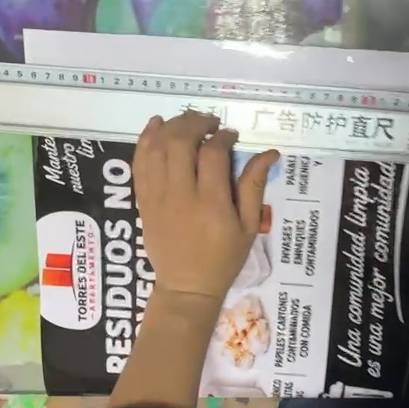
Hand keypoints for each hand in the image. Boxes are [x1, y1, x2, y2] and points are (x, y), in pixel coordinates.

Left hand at [133, 111, 278, 304]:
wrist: (187, 286)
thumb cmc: (223, 259)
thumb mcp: (248, 226)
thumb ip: (254, 186)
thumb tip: (269, 153)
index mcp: (211, 203)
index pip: (213, 153)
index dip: (223, 136)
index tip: (231, 136)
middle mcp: (181, 196)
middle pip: (180, 143)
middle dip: (195, 123)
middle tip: (209, 122)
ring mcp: (157, 198)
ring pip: (157, 148)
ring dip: (171, 126)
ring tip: (187, 121)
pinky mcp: (143, 201)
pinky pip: (139, 164)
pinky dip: (146, 140)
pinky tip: (157, 126)